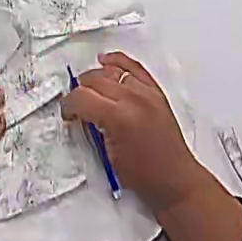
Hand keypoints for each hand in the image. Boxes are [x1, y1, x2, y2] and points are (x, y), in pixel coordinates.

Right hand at [62, 52, 241, 240]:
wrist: (174, 179)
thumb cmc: (144, 175)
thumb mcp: (108, 155)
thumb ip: (93, 128)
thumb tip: (82, 113)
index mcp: (118, 117)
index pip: (82, 97)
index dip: (68, 105)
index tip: (67, 112)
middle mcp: (133, 99)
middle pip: (95, 80)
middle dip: (80, 91)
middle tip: (76, 105)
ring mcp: (146, 93)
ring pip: (111, 71)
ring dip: (96, 78)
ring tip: (89, 89)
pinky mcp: (155, 92)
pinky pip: (134, 68)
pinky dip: (119, 61)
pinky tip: (107, 61)